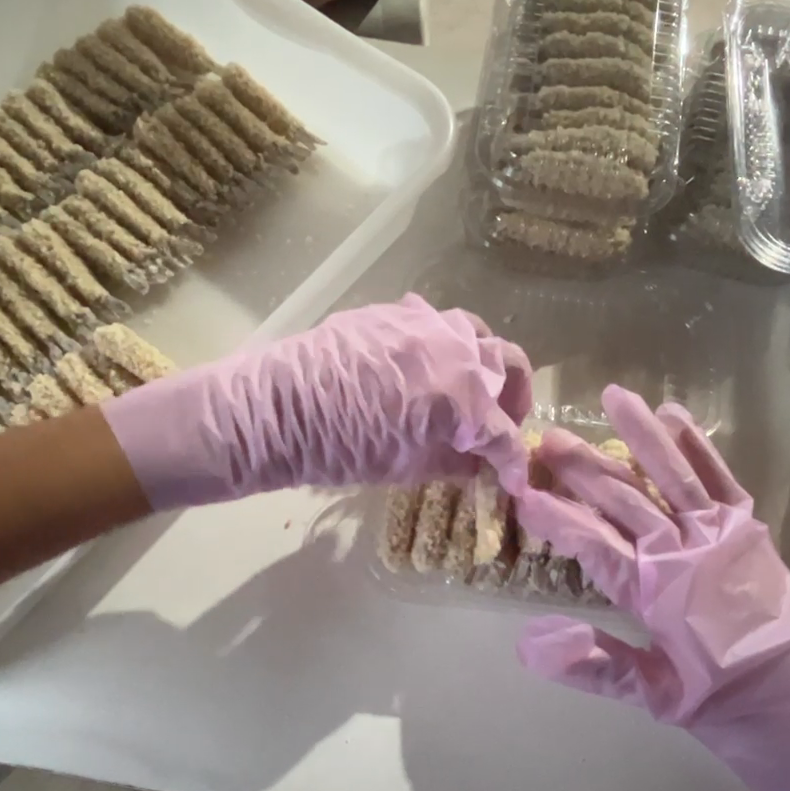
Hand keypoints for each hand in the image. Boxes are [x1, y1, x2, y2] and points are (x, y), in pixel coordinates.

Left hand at [103, 294, 531, 508]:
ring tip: (466, 390)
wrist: (274, 410)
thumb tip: (477, 463)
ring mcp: (424, 322)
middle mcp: (455, 349)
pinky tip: (423, 368)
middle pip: (508, 365)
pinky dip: (441, 346)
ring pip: (475, 334)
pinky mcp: (392, 311)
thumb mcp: (405, 468)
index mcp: (462, 396)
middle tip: (500, 423)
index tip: (515, 479)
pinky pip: (433, 322)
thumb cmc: (339, 450)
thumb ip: (453, 462)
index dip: (514, 462)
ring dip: (482, 364)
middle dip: (513, 398)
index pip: (504, 433)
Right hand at [514, 386, 789, 790]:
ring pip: (675, 477)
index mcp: (659, 596)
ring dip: (643, 437)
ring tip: (614, 397)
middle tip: (545, 438)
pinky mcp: (752, 534)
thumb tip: (529, 645)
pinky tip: (677, 418)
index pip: (594, 546)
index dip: (555, 518)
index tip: (521, 490)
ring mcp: (725, 538)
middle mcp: (689, 555)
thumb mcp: (662, 699)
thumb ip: (598, 666)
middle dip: (583, 469)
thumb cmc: (737, 711)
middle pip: (627, 501)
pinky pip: (723, 480)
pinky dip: (700, 448)